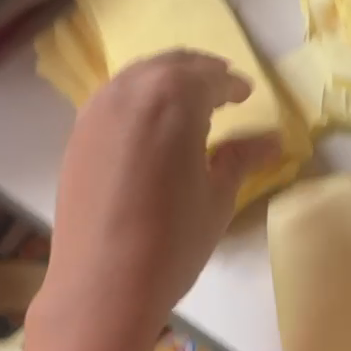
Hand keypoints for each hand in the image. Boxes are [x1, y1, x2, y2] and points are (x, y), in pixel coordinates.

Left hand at [39, 50, 283, 335]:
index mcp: (173, 99)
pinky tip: (150, 129)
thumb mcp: (217, 198)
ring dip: (166, 82)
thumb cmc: (173, 242)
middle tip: (221, 88)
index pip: (209, 77)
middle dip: (199, 72)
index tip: (247, 93)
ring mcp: (96, 111)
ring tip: (187, 106)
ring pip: (137, 79)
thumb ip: (242, 158)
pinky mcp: (77, 136)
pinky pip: (114, 101)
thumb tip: (273, 140)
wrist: (103, 284)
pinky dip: (138, 101)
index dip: (232, 85)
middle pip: (169, 66)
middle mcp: (130, 91)